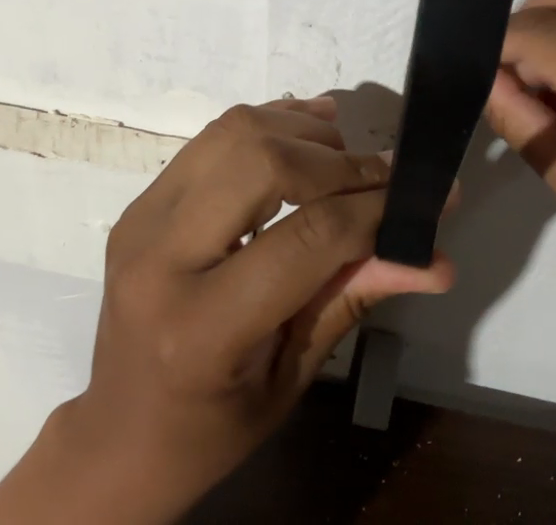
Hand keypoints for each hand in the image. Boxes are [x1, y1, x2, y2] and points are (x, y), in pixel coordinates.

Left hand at [0, 97, 452, 524]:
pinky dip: (271, 124)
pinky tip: (310, 136)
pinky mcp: (141, 201)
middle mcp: (161, 258)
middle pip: (262, 162)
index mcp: (201, 327)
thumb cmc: (213, 424)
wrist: (120, 431)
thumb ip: (355, 297)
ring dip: (304, 133)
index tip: (426, 196)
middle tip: (383, 176)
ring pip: (235, 132)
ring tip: (347, 159)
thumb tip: (436, 260)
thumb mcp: (293, 374)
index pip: (306, 238)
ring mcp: (142, 220)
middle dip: (338, 160)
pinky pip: (213, 137)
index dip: (373, 209)